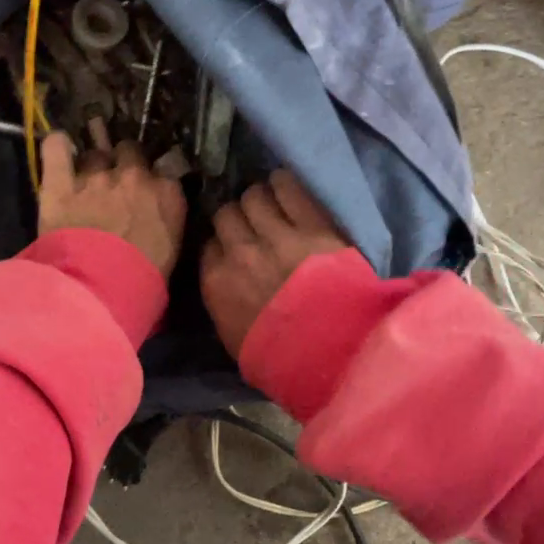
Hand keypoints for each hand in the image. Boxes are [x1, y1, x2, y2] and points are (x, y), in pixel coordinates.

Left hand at [38, 128, 186, 278]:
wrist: (101, 288)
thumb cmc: (142, 281)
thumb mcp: (170, 251)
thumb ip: (166, 222)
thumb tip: (157, 217)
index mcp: (167, 194)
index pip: (166, 168)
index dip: (153, 178)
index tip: (146, 190)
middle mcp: (134, 176)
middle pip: (130, 151)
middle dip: (123, 163)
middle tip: (115, 184)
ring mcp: (95, 176)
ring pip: (94, 154)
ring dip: (92, 165)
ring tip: (84, 181)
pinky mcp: (60, 184)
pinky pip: (56, 147)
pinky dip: (57, 146)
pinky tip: (59, 147)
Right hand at [200, 170, 348, 358]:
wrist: (334, 356)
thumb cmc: (282, 360)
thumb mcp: (236, 340)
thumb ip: (225, 305)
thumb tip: (225, 287)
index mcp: (218, 283)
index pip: (209, 246)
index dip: (222, 241)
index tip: (231, 244)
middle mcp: (240, 252)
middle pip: (227, 215)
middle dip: (237, 216)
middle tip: (251, 221)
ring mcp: (277, 236)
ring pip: (254, 197)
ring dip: (260, 198)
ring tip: (270, 200)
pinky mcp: (313, 226)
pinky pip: (290, 191)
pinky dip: (284, 184)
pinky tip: (284, 183)